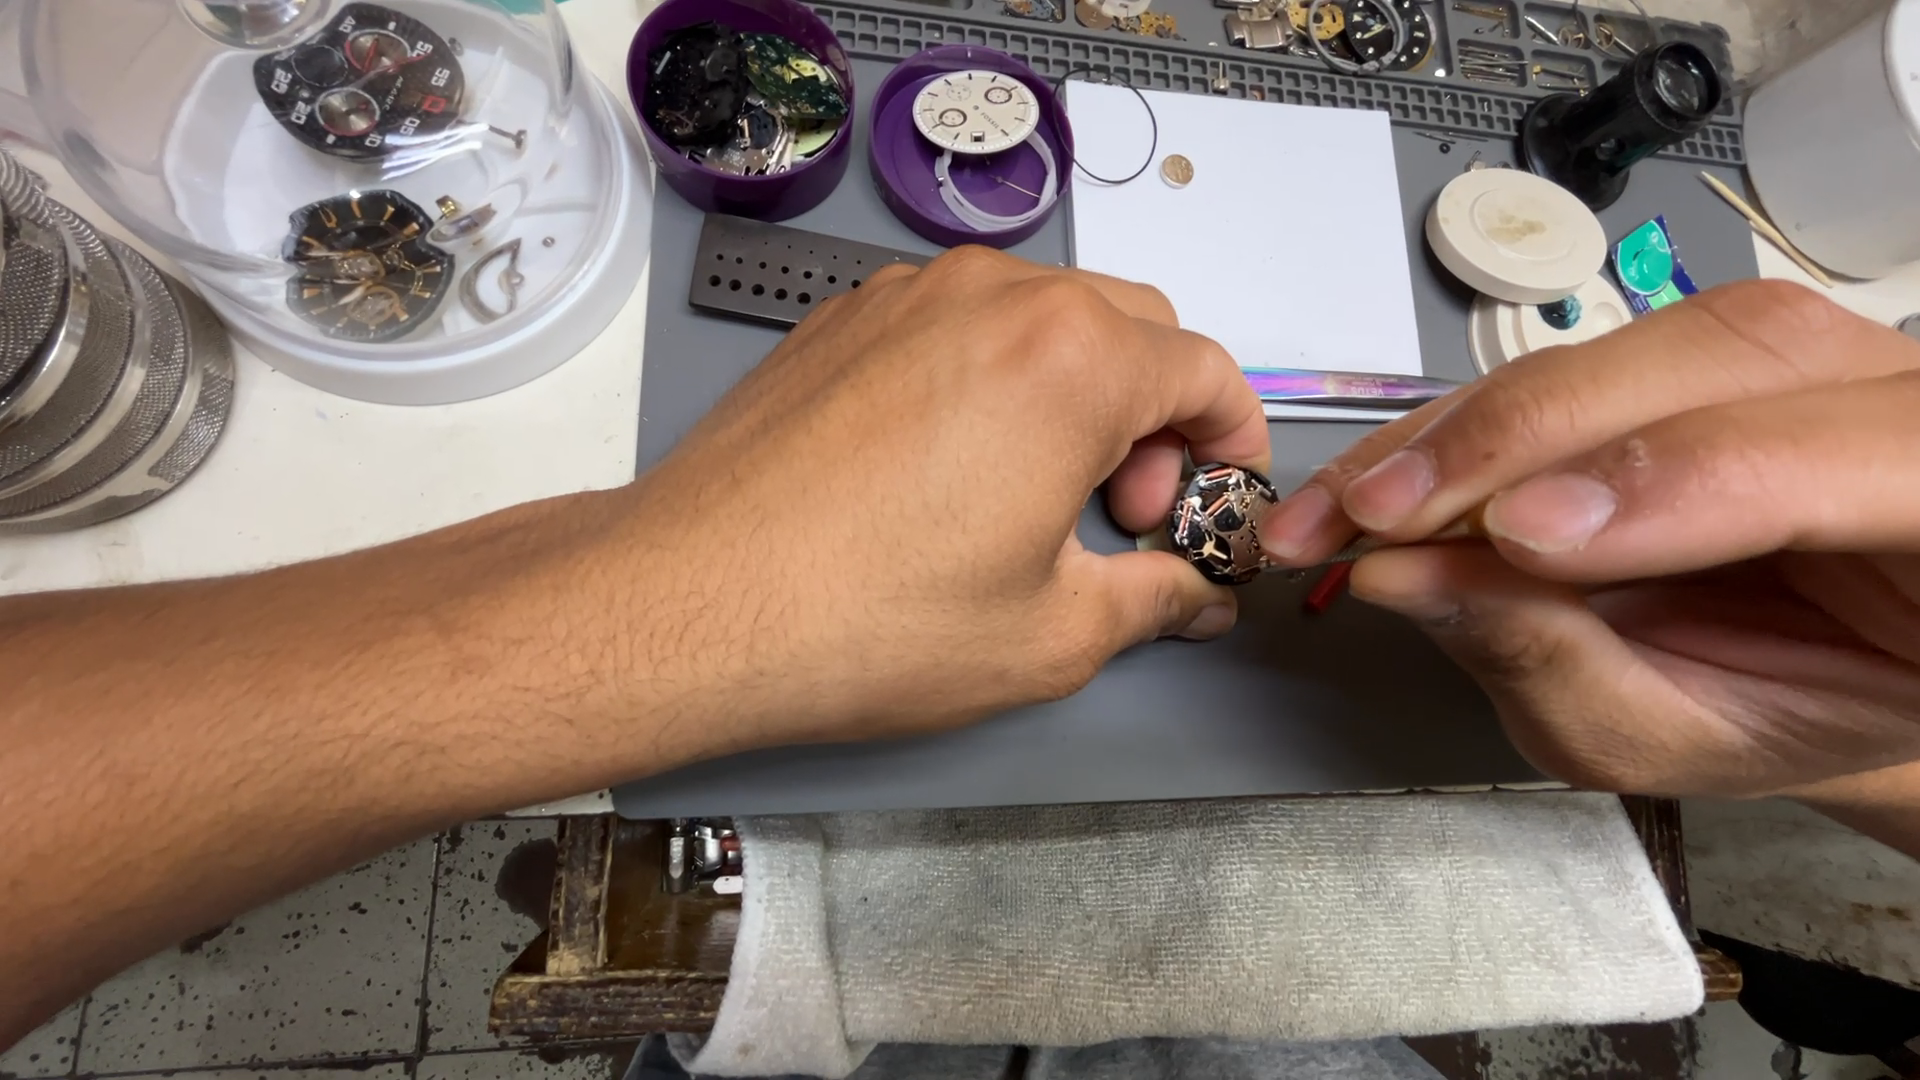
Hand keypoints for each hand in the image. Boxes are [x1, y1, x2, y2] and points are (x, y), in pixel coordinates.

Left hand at [619, 246, 1267, 755]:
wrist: (692, 601)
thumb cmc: (878, 622)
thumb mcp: (1053, 633)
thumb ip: (1155, 600)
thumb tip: (1201, 595)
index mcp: (1073, 358)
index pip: (1205, 369)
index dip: (1230, 439)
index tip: (1213, 496)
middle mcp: (996, 296)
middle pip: (1132, 332)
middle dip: (1153, 420)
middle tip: (1114, 513)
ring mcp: (911, 294)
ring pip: (1044, 322)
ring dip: (1074, 395)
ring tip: (1030, 493)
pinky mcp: (847, 317)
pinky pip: (961, 327)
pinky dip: (995, 379)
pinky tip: (952, 464)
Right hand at [1257, 280, 1919, 801]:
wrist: (1806, 664)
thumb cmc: (1760, 716)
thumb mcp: (1658, 734)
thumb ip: (1544, 661)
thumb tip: (1393, 578)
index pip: (1854, 459)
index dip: (1672, 485)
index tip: (1512, 542)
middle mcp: (1895, 406)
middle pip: (1711, 359)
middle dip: (1510, 442)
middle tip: (1374, 516)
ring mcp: (1782, 366)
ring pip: (1602, 352)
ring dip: (1443, 436)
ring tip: (1337, 512)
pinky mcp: (1661, 366)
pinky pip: (1540, 372)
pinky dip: (1432, 434)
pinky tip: (1362, 485)